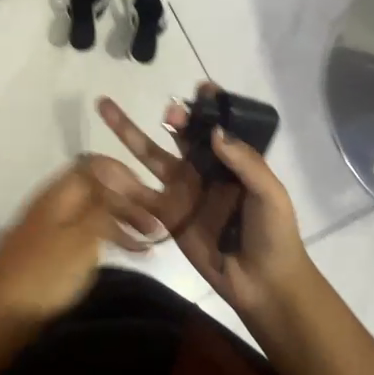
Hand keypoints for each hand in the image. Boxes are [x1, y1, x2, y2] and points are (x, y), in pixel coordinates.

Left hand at [0, 155, 162, 318]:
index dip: (126, 175)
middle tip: (161, 222)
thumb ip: (103, 206)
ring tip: (153, 239)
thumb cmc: (47, 273)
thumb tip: (119, 178)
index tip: (151, 197)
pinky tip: (133, 253)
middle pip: (99, 187)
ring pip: (96, 210)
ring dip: (125, 219)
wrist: (3, 313)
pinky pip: (90, 232)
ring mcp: (54, 225)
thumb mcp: (82, 238)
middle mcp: (57, 201)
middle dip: (130, 199)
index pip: (97, 165)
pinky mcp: (55, 250)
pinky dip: (112, 237)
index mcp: (61, 191)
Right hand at [97, 84, 312, 313]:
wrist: (263, 285)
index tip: (202, 89)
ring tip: (106, 108)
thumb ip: (245, 162)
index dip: (208, 106)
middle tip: (169, 109)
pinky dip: (119, 178)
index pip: (215, 126)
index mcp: (230, 162)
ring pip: (150, 155)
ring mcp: (182, 190)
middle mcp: (203, 170)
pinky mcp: (166, 214)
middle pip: (180, 134)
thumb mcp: (270, 195)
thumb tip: (214, 131)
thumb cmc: (273, 235)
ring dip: (128, 132)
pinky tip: (101, 162)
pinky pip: (139, 193)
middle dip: (173, 116)